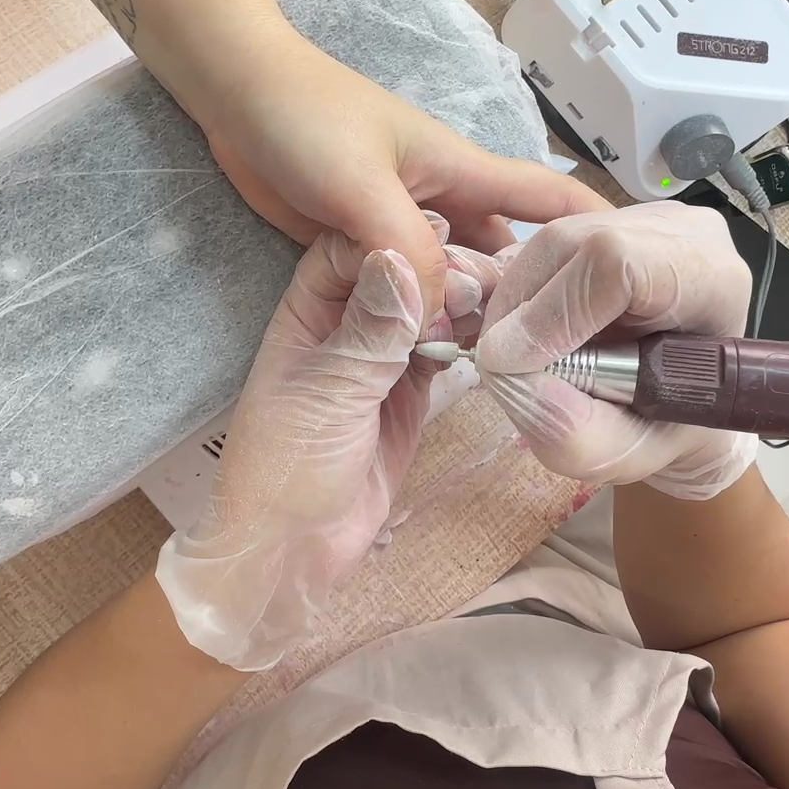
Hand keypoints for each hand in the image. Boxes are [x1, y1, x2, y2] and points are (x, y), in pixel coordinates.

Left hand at [155, 228, 452, 670]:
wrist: (296, 548)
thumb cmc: (290, 465)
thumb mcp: (328, 393)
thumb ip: (369, 331)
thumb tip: (402, 256)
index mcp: (309, 311)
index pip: (351, 248)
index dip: (395, 239)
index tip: (445, 244)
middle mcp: (346, 325)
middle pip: (398, 274)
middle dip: (438, 272)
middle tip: (484, 282)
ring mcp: (381, 360)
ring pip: (426, 311)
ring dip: (460, 305)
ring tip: (498, 306)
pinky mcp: (409, 393)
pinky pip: (442, 352)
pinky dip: (467, 342)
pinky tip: (494, 336)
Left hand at [198, 27, 609, 322]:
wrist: (236, 95)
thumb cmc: (307, 122)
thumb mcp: (365, 186)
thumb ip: (407, 247)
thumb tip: (443, 315)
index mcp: (457, 170)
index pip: (544, 192)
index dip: (593, 223)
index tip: (634, 267)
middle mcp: (438, 199)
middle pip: (499, 249)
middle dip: (523, 291)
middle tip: (544, 353)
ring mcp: (398, 221)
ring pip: (450, 271)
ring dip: (465, 307)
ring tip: (489, 362)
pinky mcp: (360, 240)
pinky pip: (403, 280)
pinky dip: (418, 308)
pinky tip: (424, 346)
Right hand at [475, 202, 758, 499]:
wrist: (677, 405)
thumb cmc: (664, 430)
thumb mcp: (622, 456)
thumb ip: (570, 431)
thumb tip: (505, 370)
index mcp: (711, 281)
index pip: (617, 263)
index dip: (551, 311)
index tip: (510, 364)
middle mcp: (679, 231)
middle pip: (566, 245)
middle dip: (516, 312)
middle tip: (503, 368)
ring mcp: (639, 216)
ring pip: (542, 242)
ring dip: (511, 305)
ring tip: (521, 354)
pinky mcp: (601, 219)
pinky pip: (535, 245)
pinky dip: (515, 293)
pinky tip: (531, 330)